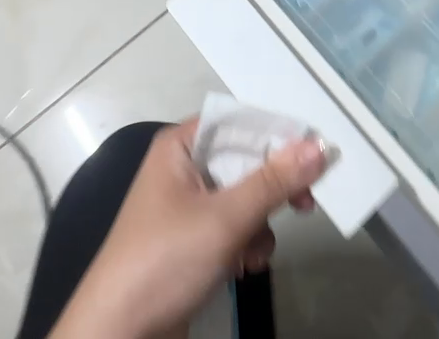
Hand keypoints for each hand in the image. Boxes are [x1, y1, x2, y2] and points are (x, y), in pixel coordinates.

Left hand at [50, 120, 326, 338]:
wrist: (118, 335)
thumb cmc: (165, 261)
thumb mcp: (224, 219)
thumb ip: (274, 181)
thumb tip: (319, 145)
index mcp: (181, 145)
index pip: (240, 121)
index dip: (278, 133)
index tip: (317, 151)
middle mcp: (184, 167)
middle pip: (246, 160)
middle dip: (271, 188)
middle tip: (306, 203)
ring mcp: (187, 205)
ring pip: (245, 196)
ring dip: (259, 223)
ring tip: (254, 251)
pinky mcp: (193, 240)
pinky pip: (235, 225)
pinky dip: (246, 243)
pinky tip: (243, 266)